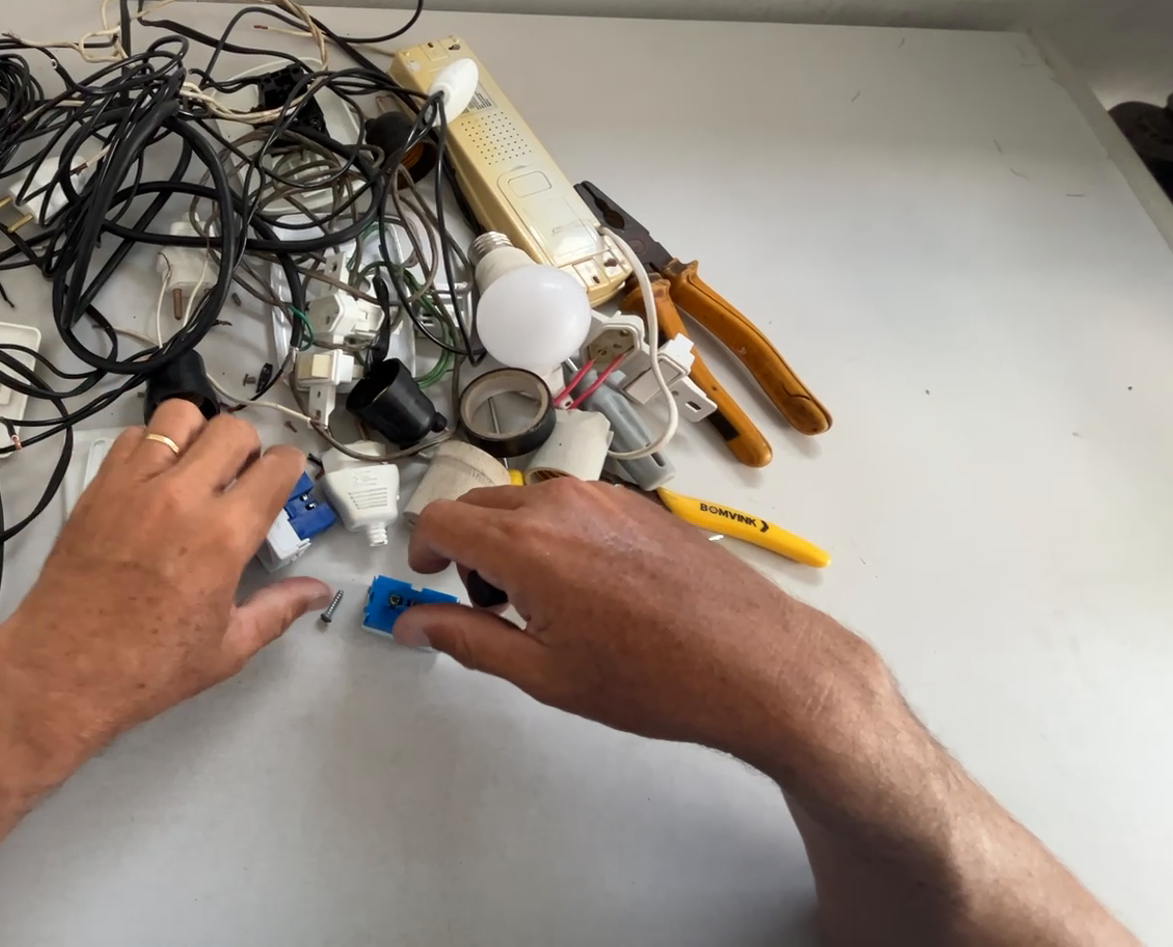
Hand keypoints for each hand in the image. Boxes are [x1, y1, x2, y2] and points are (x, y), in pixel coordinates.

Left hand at [0, 400, 331, 748]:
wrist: (63, 670)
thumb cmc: (150, 666)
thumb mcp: (227, 648)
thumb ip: (278, 609)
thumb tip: (318, 591)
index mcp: (223, 535)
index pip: (275, 468)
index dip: (291, 467)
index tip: (286, 477)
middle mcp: (181, 496)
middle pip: (232, 430)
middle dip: (249, 446)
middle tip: (242, 476)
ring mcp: (134, 484)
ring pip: (179, 415)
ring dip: (199, 433)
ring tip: (196, 465)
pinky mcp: (99, 486)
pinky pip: (132, 437)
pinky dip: (152, 444)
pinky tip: (153, 477)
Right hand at [395, 479, 891, 772]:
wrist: (764, 665)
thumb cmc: (648, 678)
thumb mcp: (542, 672)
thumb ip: (463, 638)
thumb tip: (408, 624)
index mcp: (524, 543)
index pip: (437, 518)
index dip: (421, 549)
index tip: (432, 579)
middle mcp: (554, 502)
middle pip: (475, 505)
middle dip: (464, 547)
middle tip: (490, 603)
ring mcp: (599, 494)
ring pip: (519, 502)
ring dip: (506, 537)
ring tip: (544, 597)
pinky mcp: (633, 500)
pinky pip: (565, 502)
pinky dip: (549, 530)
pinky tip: (590, 582)